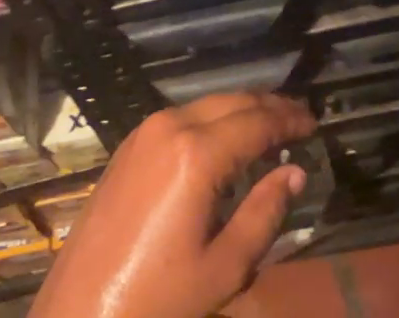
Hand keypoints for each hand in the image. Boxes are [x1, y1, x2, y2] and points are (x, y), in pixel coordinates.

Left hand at [29, 94, 316, 317]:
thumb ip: (264, 212)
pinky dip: (212, 119)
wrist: (83, 306)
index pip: (256, 122)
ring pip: (205, 105)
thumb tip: (294, 172)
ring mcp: (144, 132)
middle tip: (299, 116)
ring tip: (270, 125)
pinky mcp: (129, 145)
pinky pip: (181, 117)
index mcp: (196, 154)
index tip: (316, 123)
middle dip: (268, 106)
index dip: (289, 119)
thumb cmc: (160, 294)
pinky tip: (227, 139)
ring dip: (240, 110)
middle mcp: (170, 127)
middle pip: (230, 101)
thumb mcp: (226, 266)